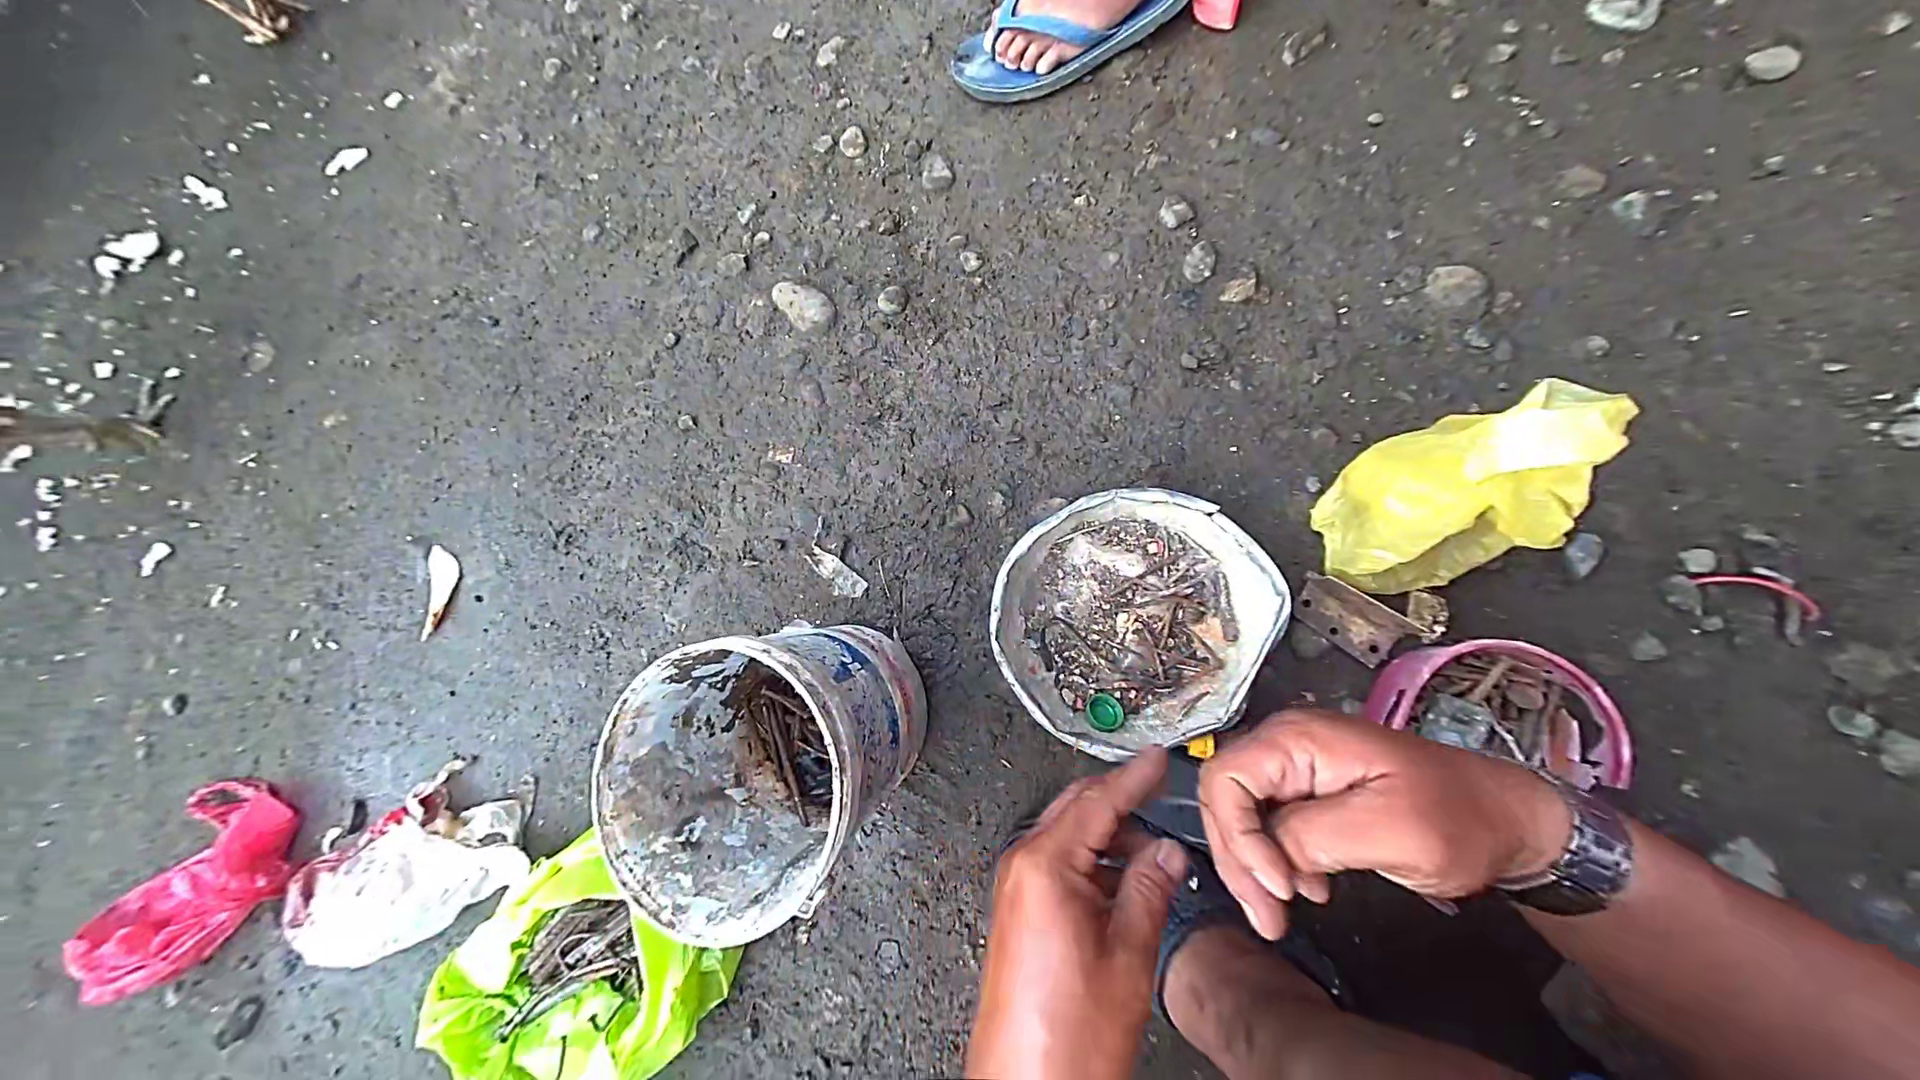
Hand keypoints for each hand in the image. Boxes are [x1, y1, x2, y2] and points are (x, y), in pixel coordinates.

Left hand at [966, 747, 1189, 1079]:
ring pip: (1070, 835)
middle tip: (1157, 793)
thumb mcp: (1127, 953)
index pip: (1096, 801)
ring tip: (1152, 855)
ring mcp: (1016, 885)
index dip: (1133, 777)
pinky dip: (1093, 862)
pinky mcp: (1019, 907)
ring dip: (1110, 836)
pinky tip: (1123, 882)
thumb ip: (1149, 889)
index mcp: (1045, 864)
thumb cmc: (1066, 1033)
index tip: (1156, 759)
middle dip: (1120, 800)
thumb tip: (1167, 852)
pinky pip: (1059, 862)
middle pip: (1077, 809)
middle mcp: (1022, 865)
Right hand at [1198, 709, 1572, 939]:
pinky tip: (1306, 887)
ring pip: (1239, 812)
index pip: (1225, 778)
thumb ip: (1314, 837)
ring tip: (1279, 912)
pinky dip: (1274, 860)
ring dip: (1252, 865)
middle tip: (1265, 915)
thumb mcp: (1392, 832)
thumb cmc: (1460, 817)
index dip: (1236, 833)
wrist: (1508, 817)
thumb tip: (1268, 856)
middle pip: (1225, 796)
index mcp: (1298, 739)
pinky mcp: (1306, 788)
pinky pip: (1266, 821)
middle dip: (1238, 857)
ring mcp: (1295, 765)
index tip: (1277, 885)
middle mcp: (1285, 743)